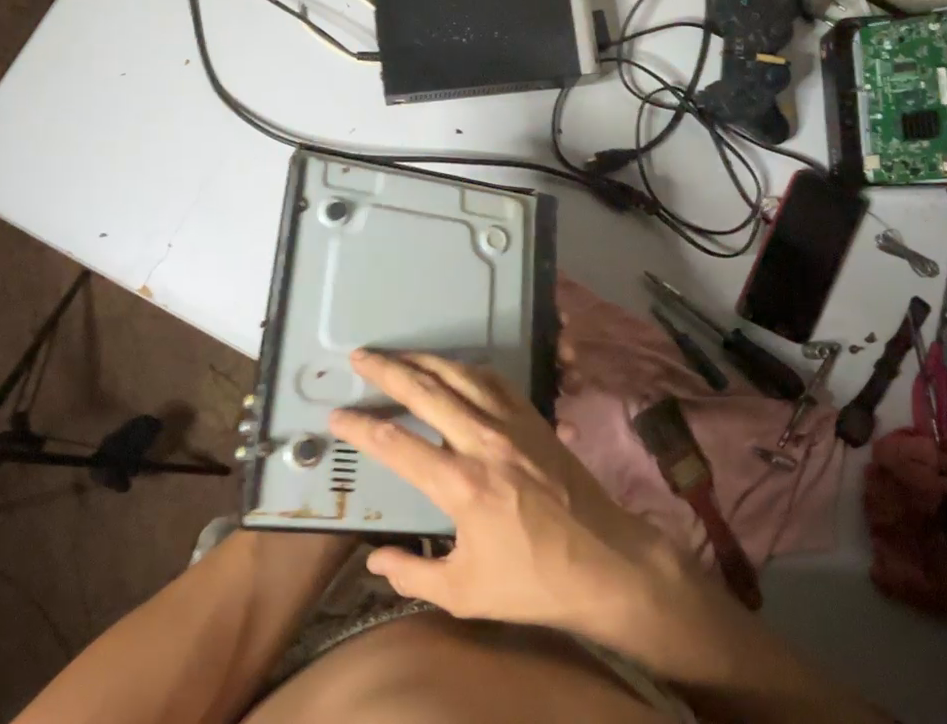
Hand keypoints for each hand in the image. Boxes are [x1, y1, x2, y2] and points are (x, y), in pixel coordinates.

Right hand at [328, 349, 687, 640]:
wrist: (608, 564)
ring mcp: (514, 427)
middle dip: (388, 370)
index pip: (397, 444)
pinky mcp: (537, 422)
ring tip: (399, 354)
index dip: (361, 427)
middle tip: (361, 357)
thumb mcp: (465, 593)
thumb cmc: (535, 583)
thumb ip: (412, 576)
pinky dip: (468, 368)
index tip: (338, 416)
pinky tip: (455, 368)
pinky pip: (496, 382)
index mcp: (461, 485)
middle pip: (426, 392)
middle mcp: (484, 443)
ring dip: (426, 360)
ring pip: (462, 376)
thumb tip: (374, 562)